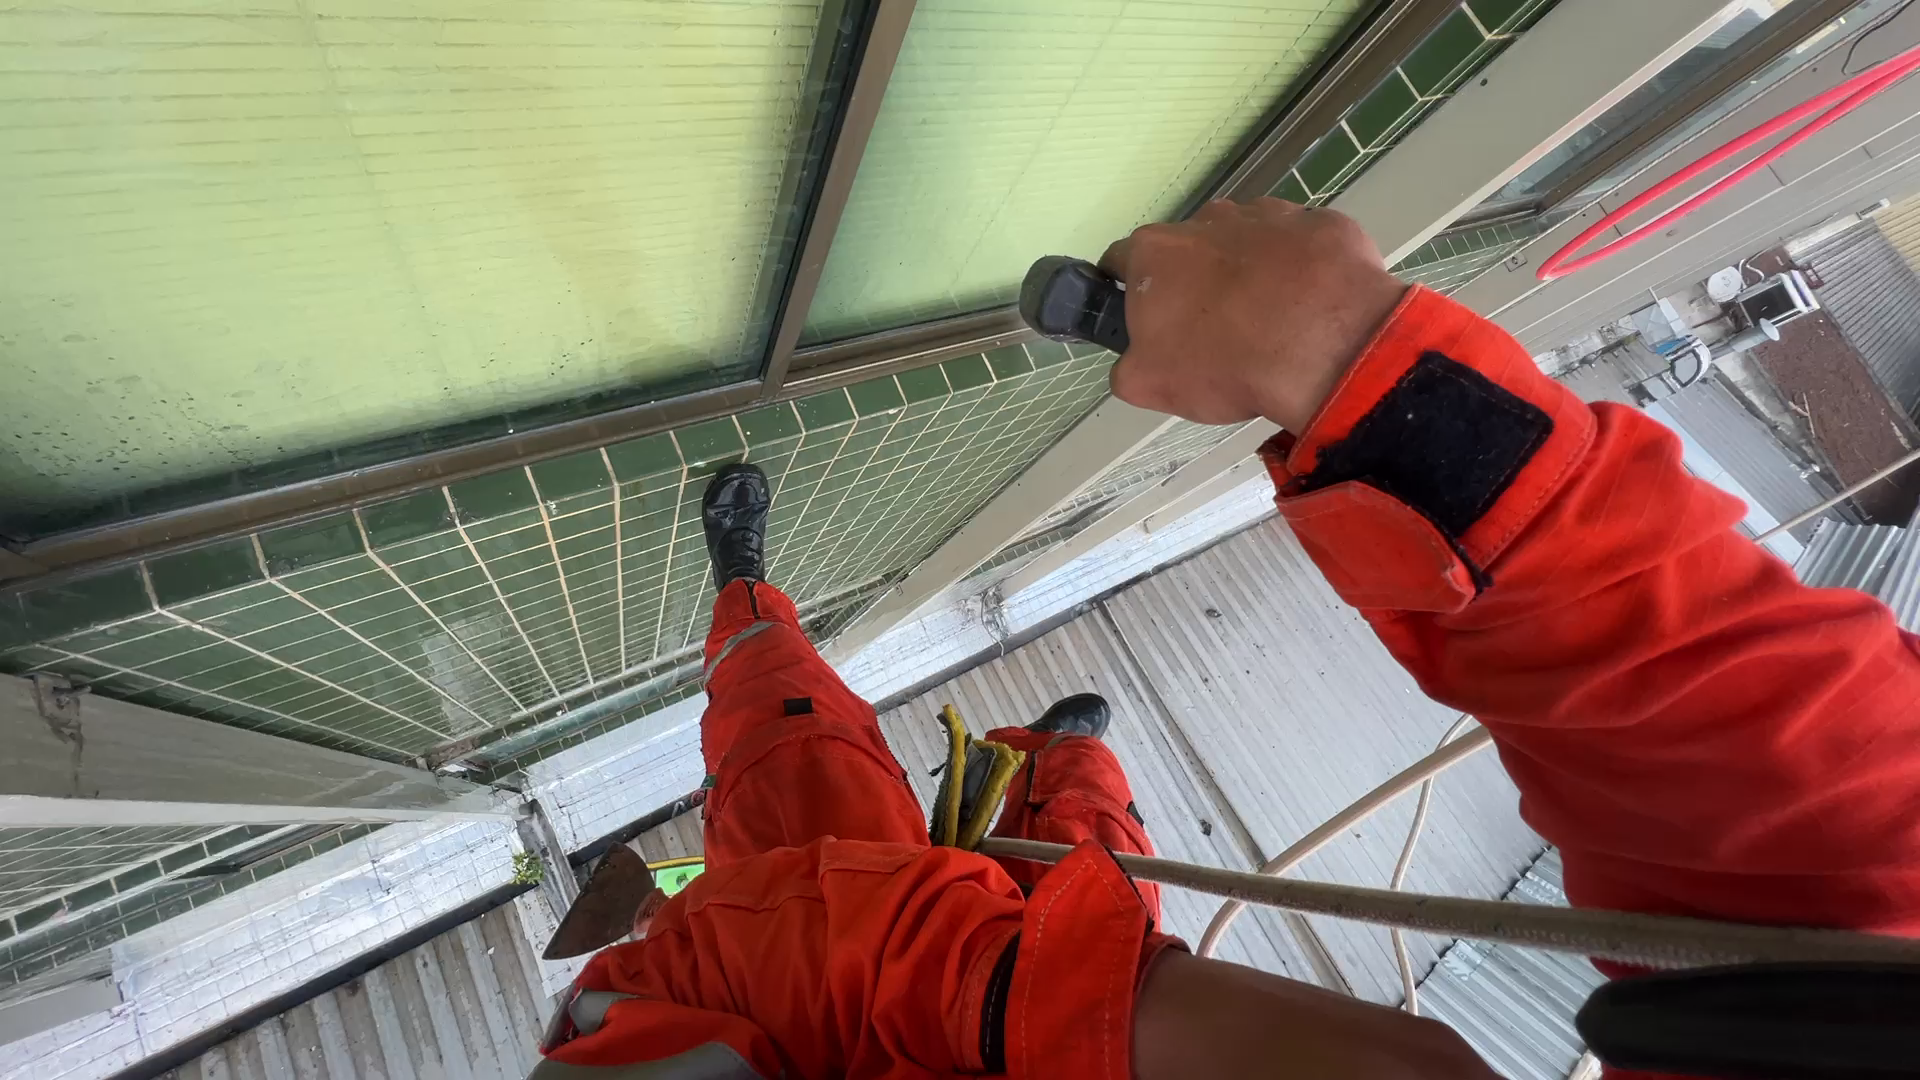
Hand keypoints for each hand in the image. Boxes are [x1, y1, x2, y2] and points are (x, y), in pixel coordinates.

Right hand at [1102, 197, 1408, 431]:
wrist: (1326, 348)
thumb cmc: (1221, 363)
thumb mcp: (1145, 385)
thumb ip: (1126, 365)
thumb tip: (1136, 357)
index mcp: (1153, 252)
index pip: (1119, 262)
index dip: (1126, 295)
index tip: (1144, 326)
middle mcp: (1204, 218)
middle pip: (1184, 253)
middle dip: (1190, 286)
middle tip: (1208, 335)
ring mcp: (1266, 214)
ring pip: (1241, 245)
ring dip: (1242, 276)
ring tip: (1264, 323)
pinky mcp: (1319, 224)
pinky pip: (1294, 249)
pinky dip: (1293, 274)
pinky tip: (1303, 310)